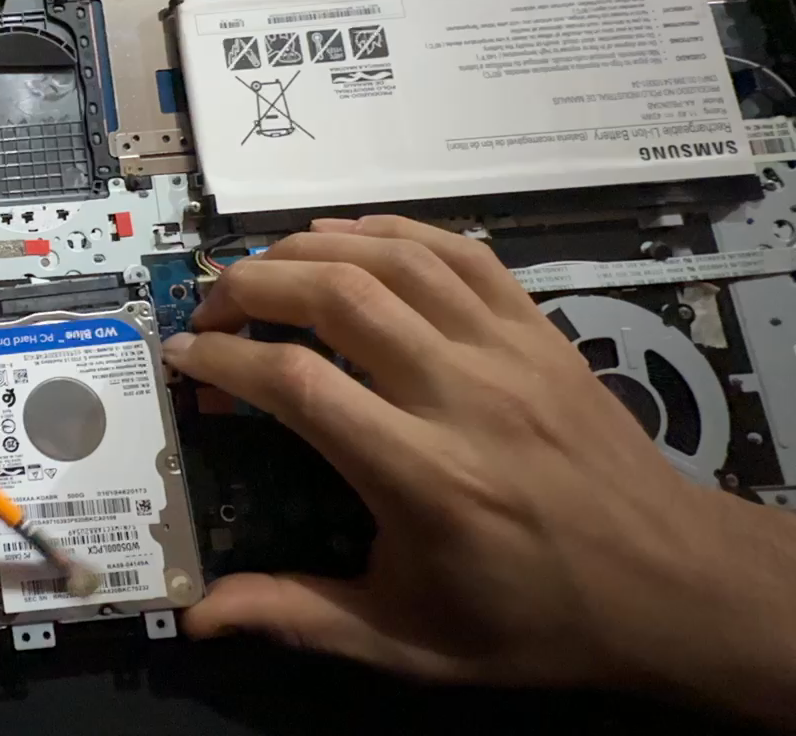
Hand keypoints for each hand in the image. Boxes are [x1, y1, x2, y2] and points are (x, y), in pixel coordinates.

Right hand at [161, 216, 793, 696]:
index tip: (182, 356)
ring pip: (388, 261)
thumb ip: (296, 616)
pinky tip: (337, 238)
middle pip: (335, 296)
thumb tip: (198, 617)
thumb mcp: (408, 641)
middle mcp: (462, 396)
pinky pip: (454, 251)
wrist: (689, 591)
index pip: (298, 383)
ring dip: (303, 250)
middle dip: (248, 287)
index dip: (222, 358)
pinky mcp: (536, 328)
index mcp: (426, 475)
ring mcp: (507, 351)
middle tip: (210, 310)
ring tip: (259, 272)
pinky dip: (383, 230)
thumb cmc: (534, 615)